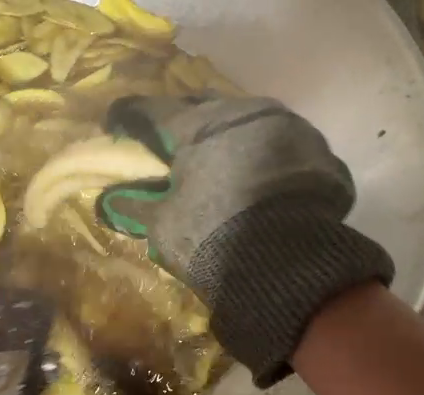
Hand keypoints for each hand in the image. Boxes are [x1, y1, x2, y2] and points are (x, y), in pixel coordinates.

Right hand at [97, 95, 394, 386]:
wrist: (285, 257)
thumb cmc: (208, 232)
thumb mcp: (162, 224)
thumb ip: (135, 206)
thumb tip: (109, 199)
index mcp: (200, 125)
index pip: (154, 111)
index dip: (130, 115)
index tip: (113, 121)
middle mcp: (244, 111)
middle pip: (203, 107)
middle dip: (182, 119)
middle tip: (166, 139)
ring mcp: (286, 125)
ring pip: (243, 121)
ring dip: (223, 137)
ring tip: (210, 158)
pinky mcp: (315, 150)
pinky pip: (274, 143)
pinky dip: (253, 156)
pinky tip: (247, 177)